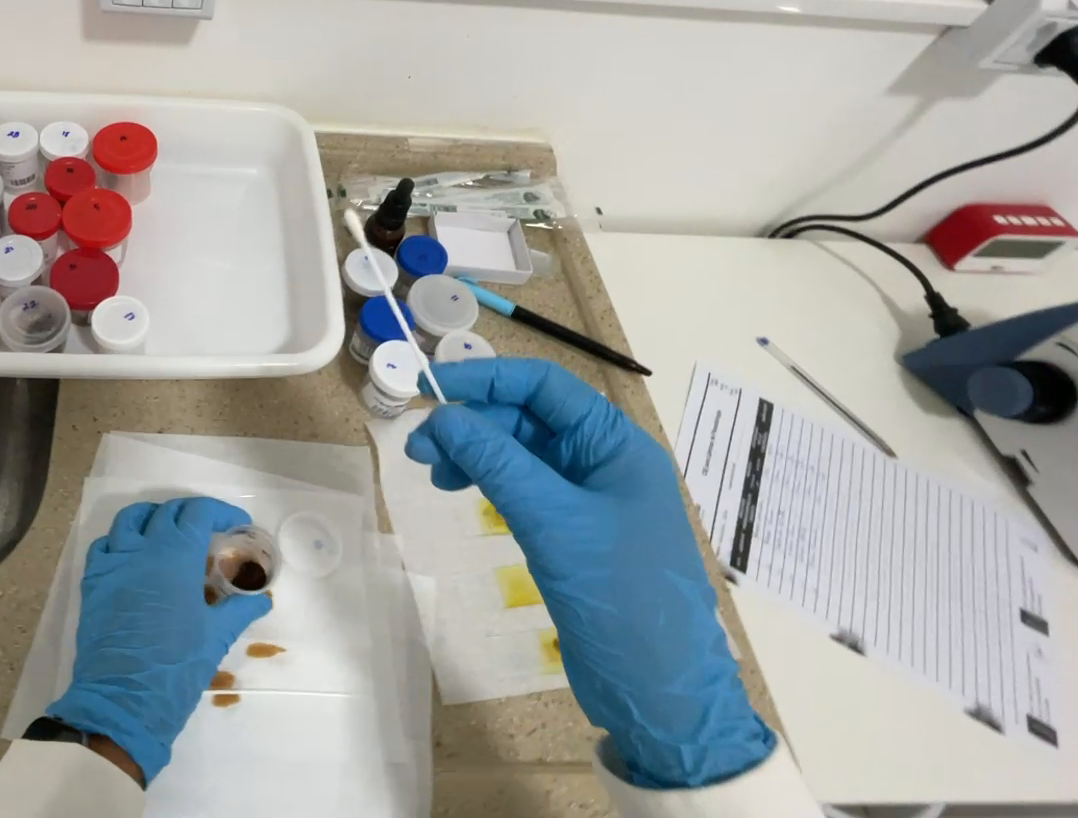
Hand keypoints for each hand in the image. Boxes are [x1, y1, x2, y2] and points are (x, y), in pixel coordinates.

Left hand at [47, 497, 271, 783]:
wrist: (123, 702)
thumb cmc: (176, 667)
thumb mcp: (217, 637)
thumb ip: (240, 609)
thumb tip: (262, 598)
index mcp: (177, 556)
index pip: (199, 512)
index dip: (220, 512)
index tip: (236, 525)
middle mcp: (144, 549)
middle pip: (168, 511)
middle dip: (191, 513)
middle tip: (207, 529)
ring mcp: (114, 562)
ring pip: (131, 519)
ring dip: (153, 517)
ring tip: (167, 531)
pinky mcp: (93, 580)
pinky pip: (104, 545)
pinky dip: (120, 541)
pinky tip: (133, 556)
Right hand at [405, 358, 774, 789]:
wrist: (660, 698)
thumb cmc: (620, 597)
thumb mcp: (554, 522)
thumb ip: (496, 462)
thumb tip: (440, 416)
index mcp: (615, 444)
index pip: (543, 385)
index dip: (484, 378)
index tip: (429, 389)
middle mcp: (600, 460)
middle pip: (524, 416)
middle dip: (470, 423)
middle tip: (418, 447)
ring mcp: (584, 496)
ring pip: (515, 450)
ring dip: (471, 451)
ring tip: (430, 471)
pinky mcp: (567, 529)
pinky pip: (517, 484)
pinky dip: (483, 480)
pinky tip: (456, 488)